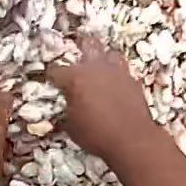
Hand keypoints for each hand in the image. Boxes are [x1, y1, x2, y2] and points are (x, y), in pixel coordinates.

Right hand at [47, 37, 161, 162]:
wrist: (132, 140)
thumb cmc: (96, 135)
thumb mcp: (72, 127)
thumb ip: (68, 110)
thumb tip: (70, 106)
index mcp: (74, 78)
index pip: (56, 70)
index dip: (52, 75)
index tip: (52, 80)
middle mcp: (96, 68)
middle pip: (87, 45)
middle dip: (80, 47)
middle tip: (77, 52)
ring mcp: (117, 72)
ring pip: (109, 54)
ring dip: (103, 58)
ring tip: (100, 67)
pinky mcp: (133, 80)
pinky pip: (123, 71)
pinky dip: (117, 75)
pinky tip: (115, 84)